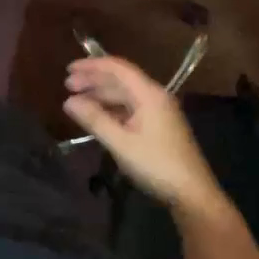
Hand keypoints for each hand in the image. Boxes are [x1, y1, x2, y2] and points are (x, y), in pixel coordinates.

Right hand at [64, 56, 226, 216]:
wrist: (191, 192)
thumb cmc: (155, 164)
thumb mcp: (120, 143)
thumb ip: (94, 119)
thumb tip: (69, 101)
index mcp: (149, 94)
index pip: (118, 68)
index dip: (92, 66)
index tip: (68, 70)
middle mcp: (155, 97)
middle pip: (121, 80)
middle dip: (94, 80)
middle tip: (67, 86)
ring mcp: (159, 111)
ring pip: (125, 95)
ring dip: (101, 95)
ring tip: (77, 101)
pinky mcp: (159, 126)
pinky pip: (131, 108)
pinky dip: (112, 109)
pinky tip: (98, 117)